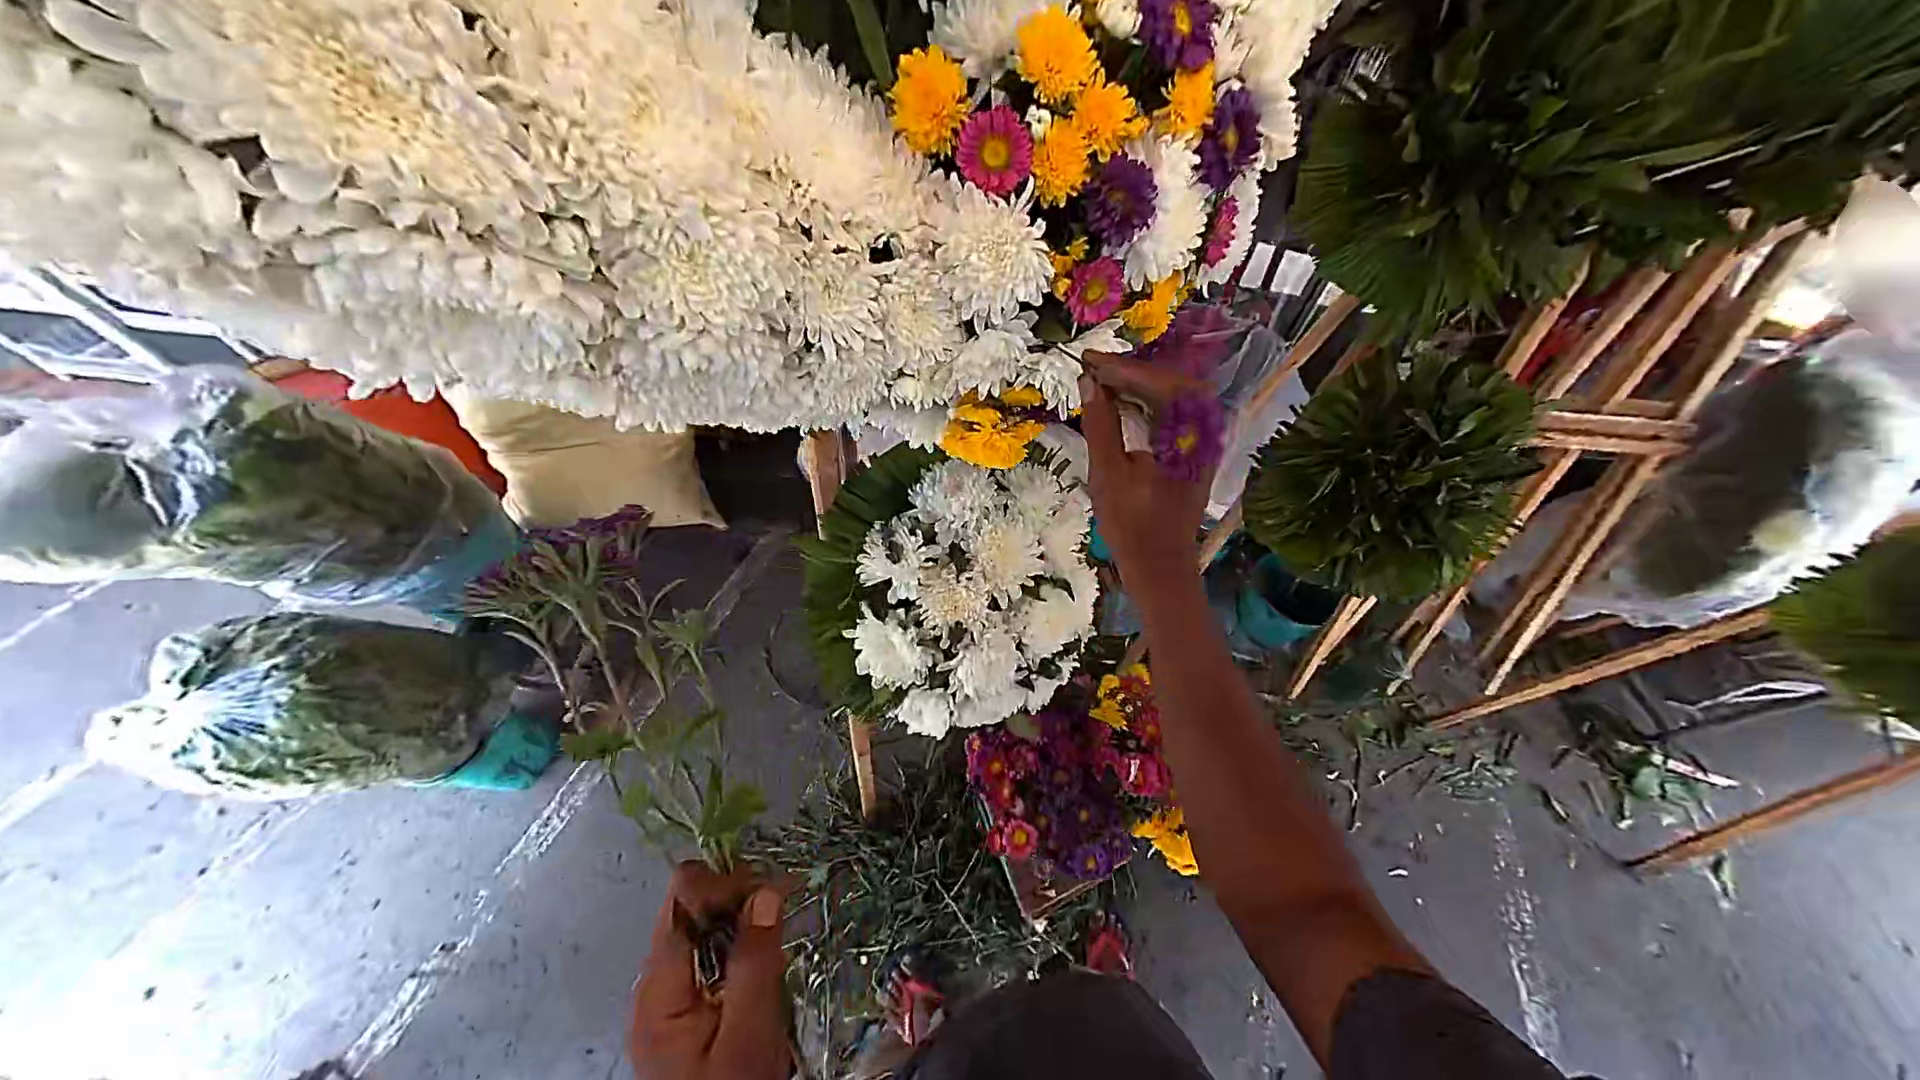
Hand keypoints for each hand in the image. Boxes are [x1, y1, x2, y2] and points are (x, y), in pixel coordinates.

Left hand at [630, 863, 788, 1079]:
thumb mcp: (749, 1036)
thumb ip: (755, 963)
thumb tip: (766, 891)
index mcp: (660, 988)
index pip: (682, 899)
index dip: (724, 883)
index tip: (768, 894)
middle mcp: (655, 982)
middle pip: (688, 906)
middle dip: (735, 894)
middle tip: (779, 905)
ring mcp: (667, 993)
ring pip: (699, 924)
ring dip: (739, 913)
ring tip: (776, 923)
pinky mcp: (684, 1003)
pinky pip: (707, 950)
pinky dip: (736, 937)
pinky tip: (762, 947)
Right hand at [1079, 352, 1216, 592]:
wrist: (1160, 565)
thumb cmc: (1131, 525)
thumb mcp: (1107, 473)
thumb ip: (1100, 424)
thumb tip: (1088, 382)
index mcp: (1189, 436)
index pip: (1159, 383)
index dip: (1122, 368)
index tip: (1089, 361)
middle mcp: (1206, 431)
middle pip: (1172, 382)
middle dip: (1131, 372)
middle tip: (1093, 369)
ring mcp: (1205, 441)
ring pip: (1174, 395)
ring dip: (1139, 385)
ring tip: (1102, 381)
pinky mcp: (1197, 451)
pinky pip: (1175, 413)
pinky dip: (1148, 403)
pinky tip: (1123, 403)